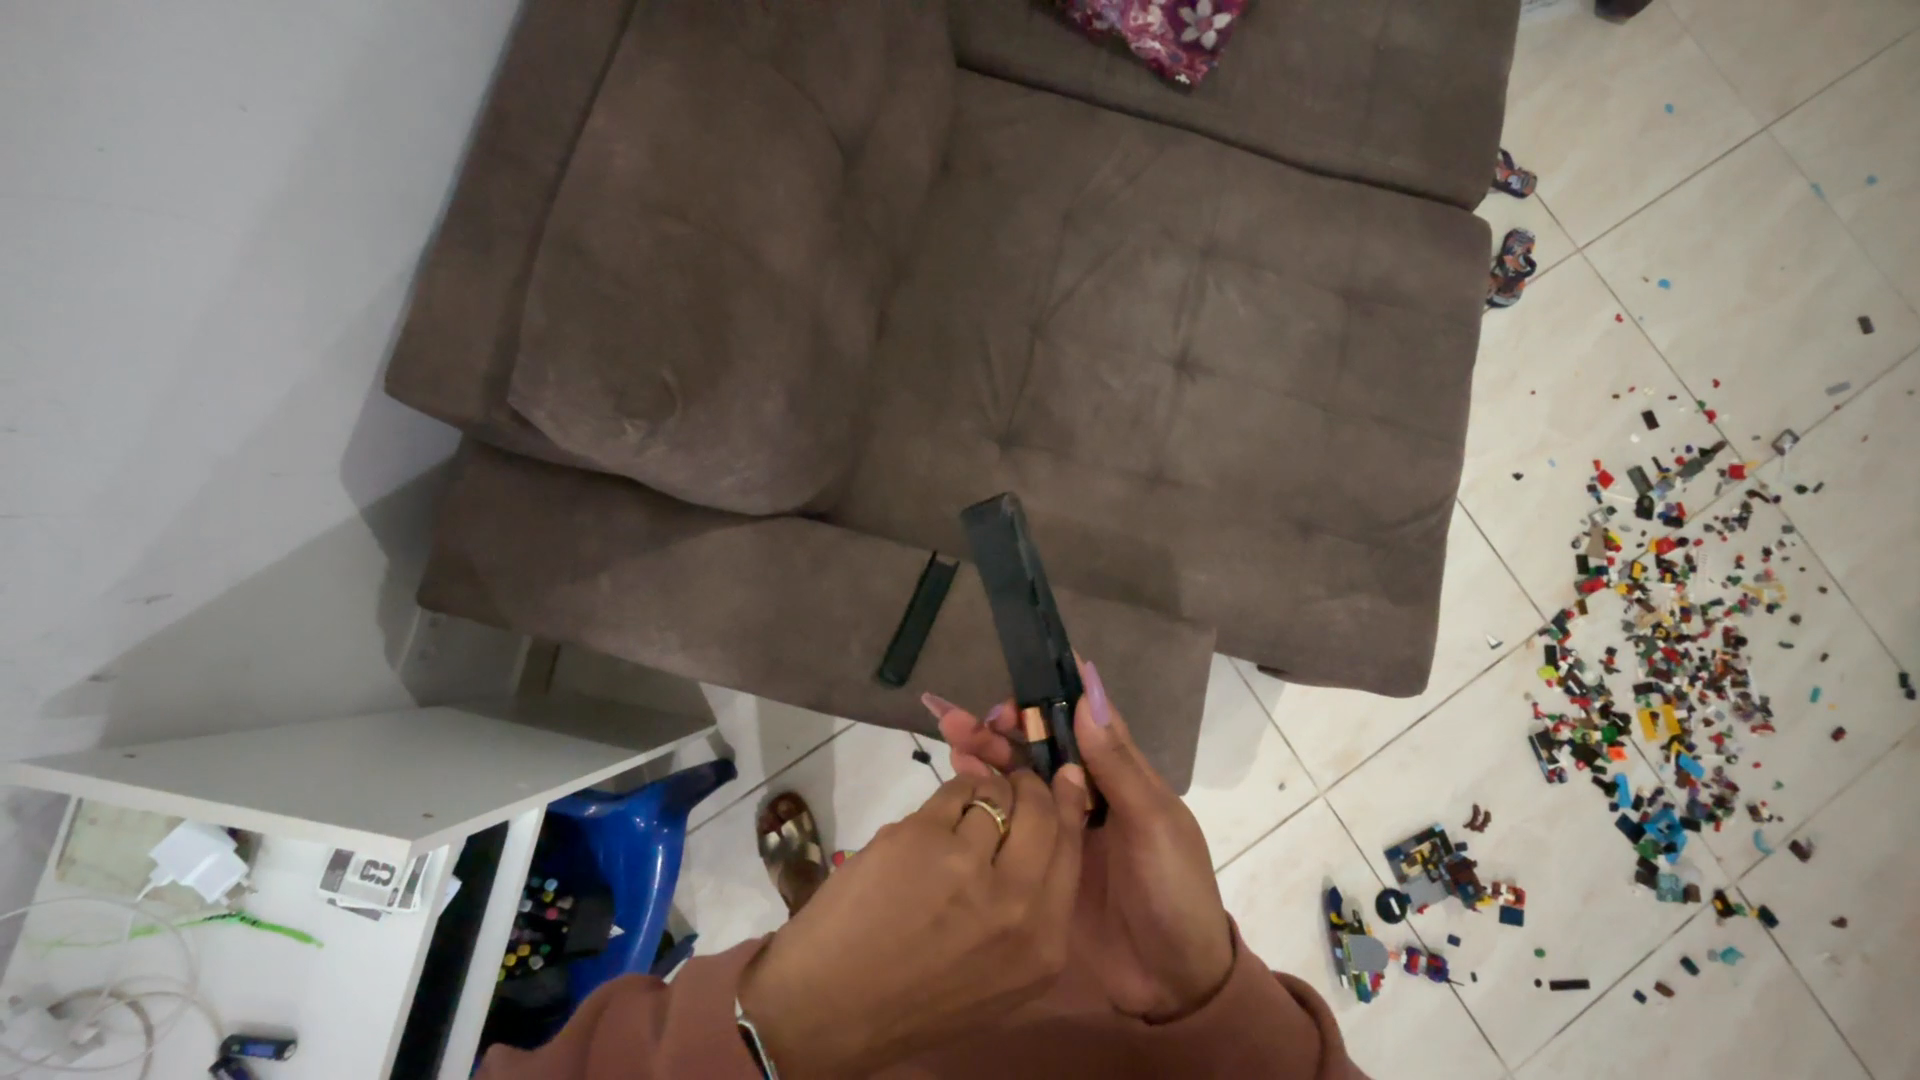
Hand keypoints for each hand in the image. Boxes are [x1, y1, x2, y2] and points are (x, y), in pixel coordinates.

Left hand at [737, 768, 1087, 1077]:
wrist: (831, 1008)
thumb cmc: (917, 997)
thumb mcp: (1002, 977)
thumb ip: (1031, 912)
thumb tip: (1047, 835)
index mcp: (1043, 945)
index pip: (1072, 848)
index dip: (1069, 804)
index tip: (1064, 778)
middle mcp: (1016, 904)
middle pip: (1042, 812)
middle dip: (1030, 787)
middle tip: (1017, 781)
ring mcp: (968, 866)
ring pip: (997, 793)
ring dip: (986, 791)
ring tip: (966, 809)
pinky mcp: (922, 837)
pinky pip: (953, 790)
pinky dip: (951, 794)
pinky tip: (934, 819)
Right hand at [936, 660, 1234, 1021]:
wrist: (1171, 982)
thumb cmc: (1174, 893)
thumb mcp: (1153, 825)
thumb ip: (1117, 765)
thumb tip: (1086, 693)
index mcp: (1119, 778)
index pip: (1081, 723)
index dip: (1049, 700)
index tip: (1016, 687)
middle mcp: (1085, 796)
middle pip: (1040, 747)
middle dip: (1004, 726)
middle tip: (966, 719)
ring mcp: (1058, 829)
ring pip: (1019, 777)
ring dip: (987, 751)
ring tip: (952, 732)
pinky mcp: (1036, 862)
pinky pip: (1007, 818)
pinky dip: (983, 792)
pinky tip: (957, 776)